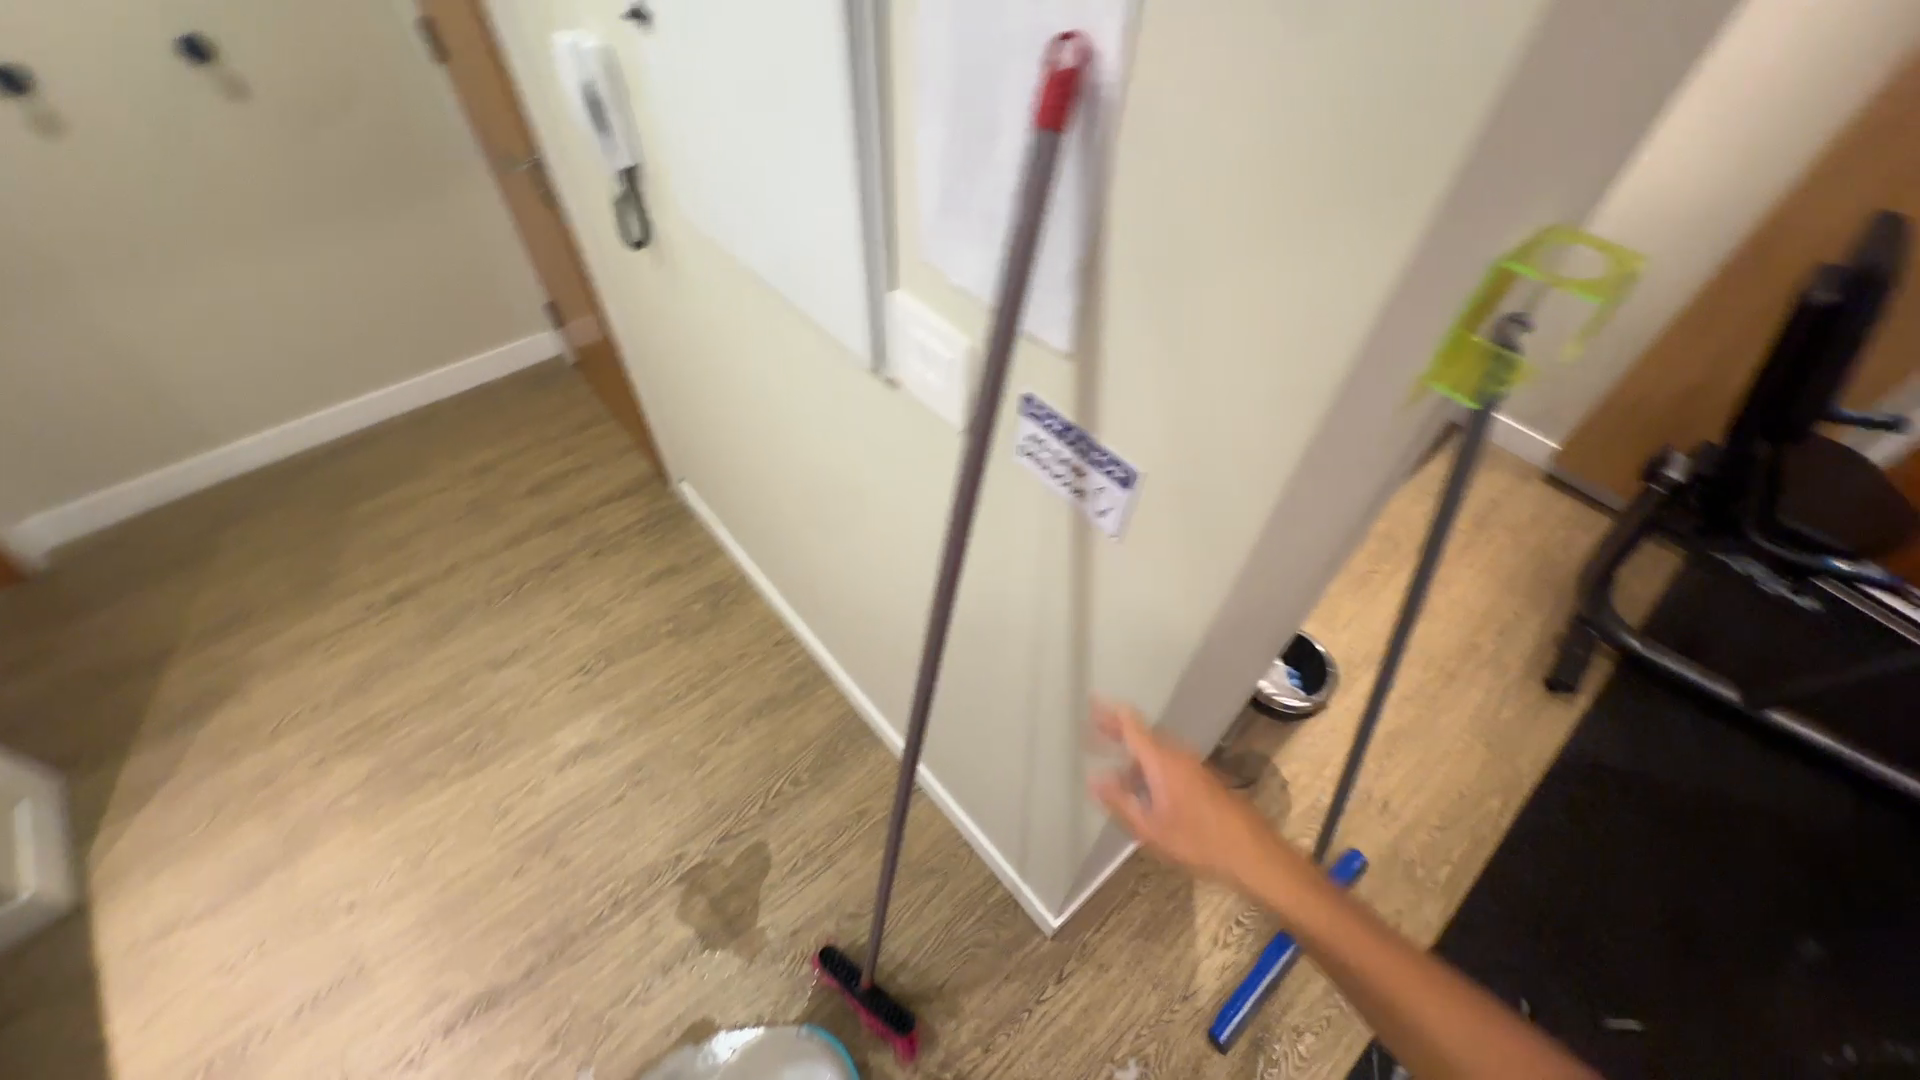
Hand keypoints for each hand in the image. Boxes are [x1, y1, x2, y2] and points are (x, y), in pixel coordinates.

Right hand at [1088, 700, 1302, 891]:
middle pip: (1142, 735)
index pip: (1131, 726)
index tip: (1091, 703)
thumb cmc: (1197, 840)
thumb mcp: (1150, 828)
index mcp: (1161, 761)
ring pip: (1155, 751)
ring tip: (1111, 767)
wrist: (1250, 851)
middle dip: (1116, 732)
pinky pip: (1166, 762)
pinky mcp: (1201, 778)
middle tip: (1092, 733)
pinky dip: (1147, 765)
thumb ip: (1120, 801)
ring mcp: (1191, 765)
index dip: (1109, 712)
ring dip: (1132, 753)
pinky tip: (1141, 787)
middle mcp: (1176, 755)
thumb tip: (1094, 779)